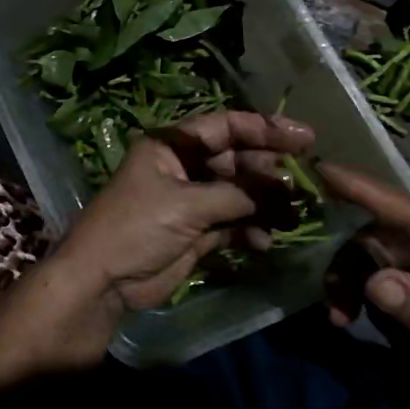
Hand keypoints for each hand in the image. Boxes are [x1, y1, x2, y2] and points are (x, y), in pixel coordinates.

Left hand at [0, 111, 313, 386]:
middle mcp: (182, 168)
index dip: (264, 129)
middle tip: (306, 184)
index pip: (224, 127)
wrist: (103, 281)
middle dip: (269, 172)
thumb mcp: (186, 205)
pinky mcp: (196, 233)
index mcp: (170, 146)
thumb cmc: (136, 229)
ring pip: (239, 193)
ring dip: (266, 204)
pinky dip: (251, 230)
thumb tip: (286, 186)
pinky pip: (233, 223)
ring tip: (293, 216)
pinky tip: (265, 242)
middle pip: (236, 160)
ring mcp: (190, 201)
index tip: (305, 139)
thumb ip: (238, 193)